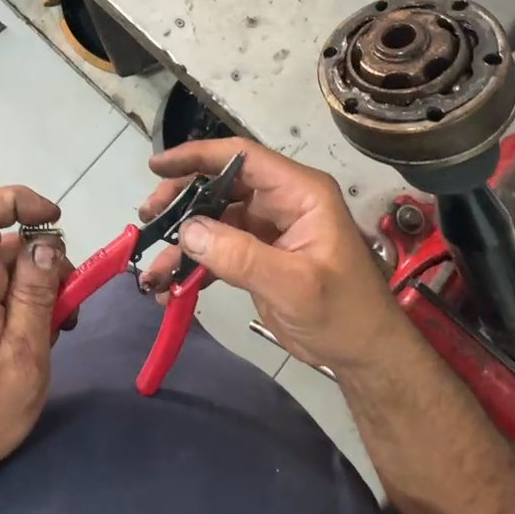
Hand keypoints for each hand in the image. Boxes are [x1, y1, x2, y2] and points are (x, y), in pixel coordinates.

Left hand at [0, 186, 70, 493]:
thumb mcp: (23, 361)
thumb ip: (35, 296)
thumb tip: (46, 242)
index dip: (18, 201)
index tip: (56, 222)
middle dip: (43, 261)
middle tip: (71, 305)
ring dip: (33, 286)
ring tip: (56, 329)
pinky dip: (15, 300)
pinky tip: (31, 336)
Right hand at [139, 139, 404, 372]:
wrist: (366, 357)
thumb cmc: (344, 313)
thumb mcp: (294, 284)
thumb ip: (240, 255)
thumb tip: (187, 231)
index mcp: (299, 192)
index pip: (242, 158)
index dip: (198, 156)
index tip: (158, 166)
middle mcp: (281, 202)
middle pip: (220, 185)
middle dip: (181, 199)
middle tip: (148, 217)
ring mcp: (268, 229)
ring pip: (212, 219)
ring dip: (181, 240)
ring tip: (153, 266)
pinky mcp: (257, 256)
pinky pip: (216, 249)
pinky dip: (192, 264)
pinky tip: (169, 287)